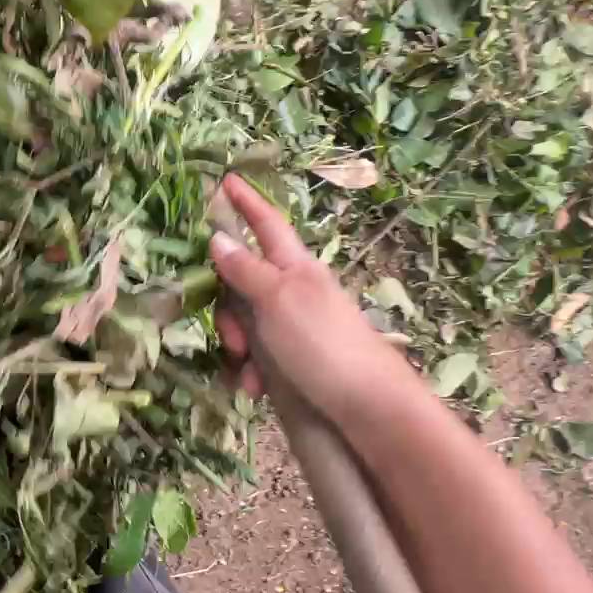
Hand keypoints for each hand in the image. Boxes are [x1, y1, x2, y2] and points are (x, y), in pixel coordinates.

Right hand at [208, 174, 414, 428]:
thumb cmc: (325, 345)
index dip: (246, 202)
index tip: (225, 179)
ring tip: (245, 368)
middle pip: (242, 280)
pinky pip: (257, 355)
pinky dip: (249, 370)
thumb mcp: (278, 301)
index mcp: (295, 268)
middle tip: (229, 334)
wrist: (374, 413)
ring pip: (244, 320)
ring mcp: (295, 327)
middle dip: (225, 305)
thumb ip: (246, 270)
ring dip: (235, 344)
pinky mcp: (296, 361)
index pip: (266, 224)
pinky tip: (254, 388)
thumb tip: (217, 237)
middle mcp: (294, 291)